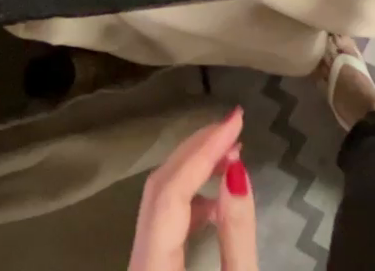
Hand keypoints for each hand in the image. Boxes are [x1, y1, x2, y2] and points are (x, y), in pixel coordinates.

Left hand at [128, 108, 256, 270]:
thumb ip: (236, 232)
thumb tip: (237, 171)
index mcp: (152, 263)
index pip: (173, 190)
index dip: (205, 149)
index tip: (237, 118)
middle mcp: (137, 257)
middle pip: (160, 187)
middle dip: (198, 151)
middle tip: (234, 126)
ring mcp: (141, 260)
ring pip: (159, 200)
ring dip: (194, 170)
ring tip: (232, 154)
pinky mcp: (151, 265)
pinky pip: (164, 218)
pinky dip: (192, 195)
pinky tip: (219, 196)